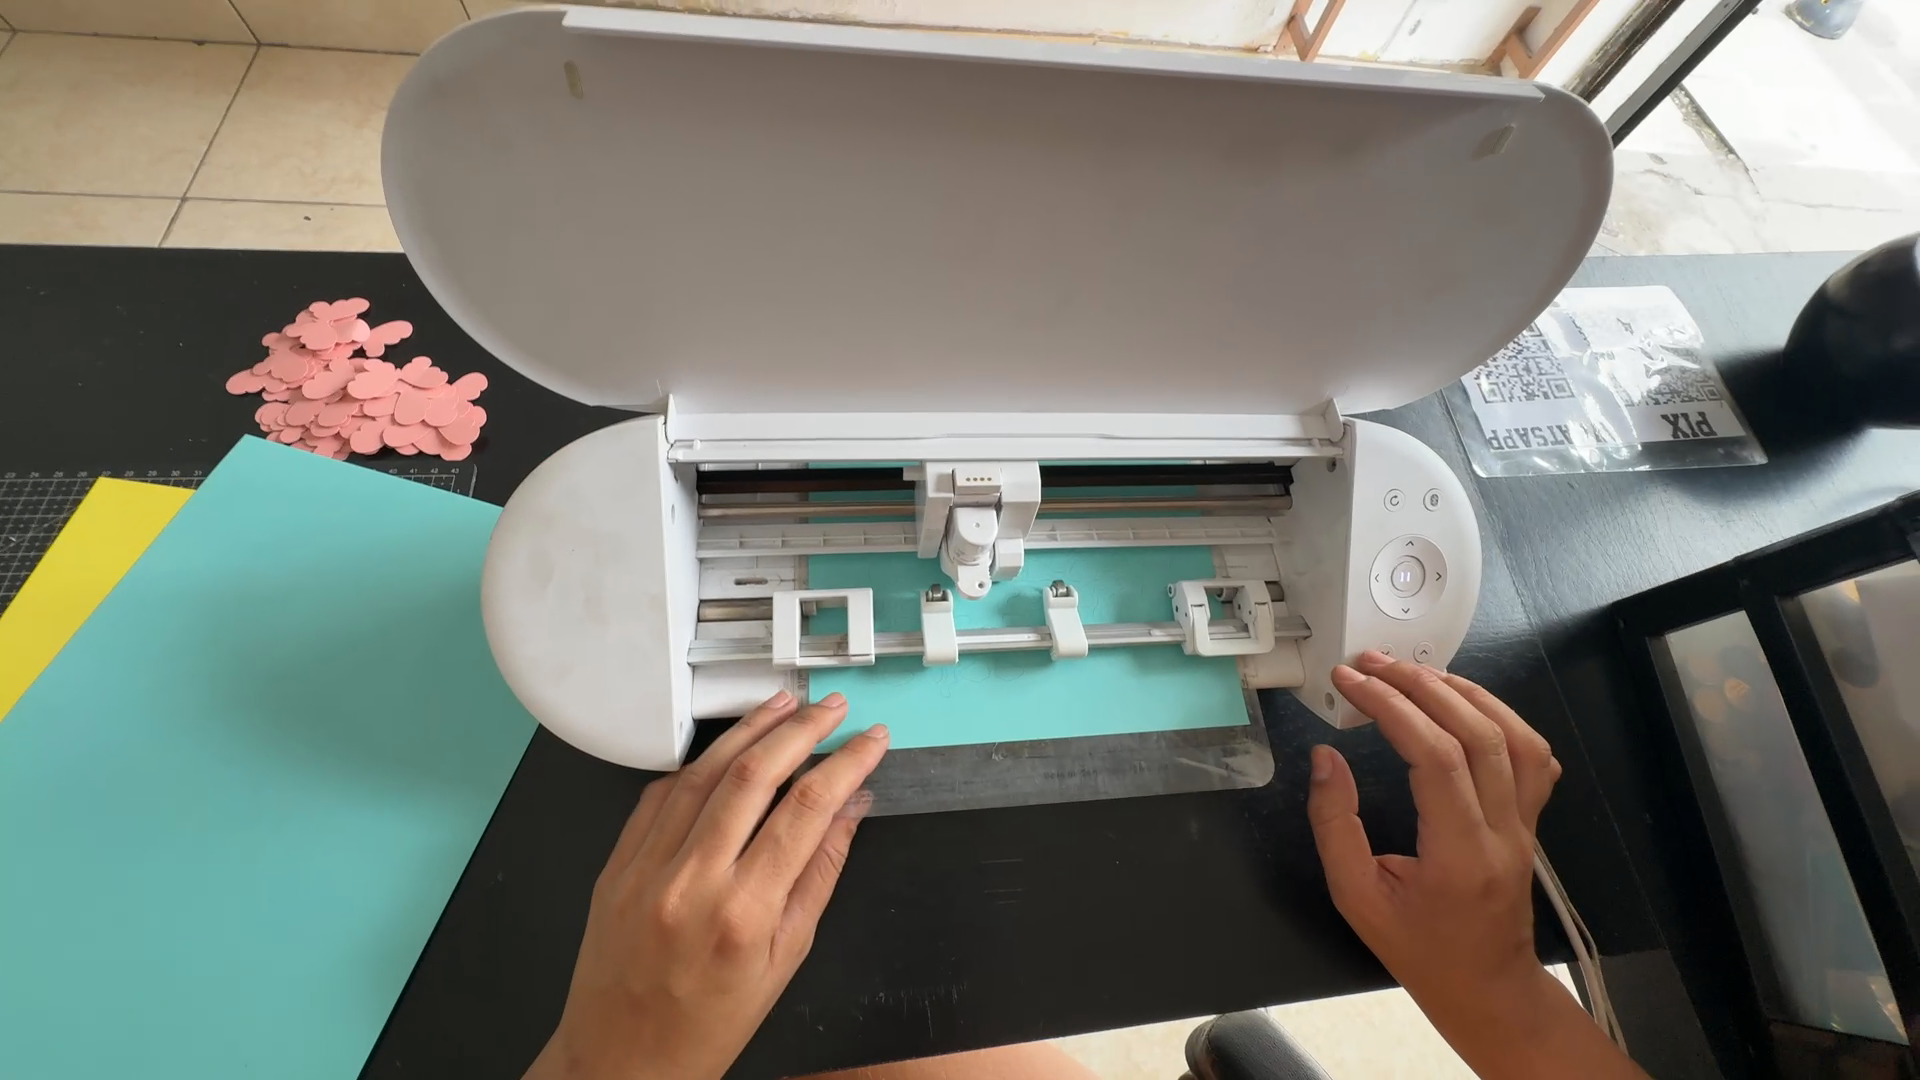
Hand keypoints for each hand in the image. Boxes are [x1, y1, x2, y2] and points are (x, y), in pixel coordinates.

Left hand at [526, 691, 889, 1079]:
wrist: (618, 1062)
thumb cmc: (713, 1022)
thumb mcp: (788, 956)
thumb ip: (821, 871)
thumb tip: (854, 806)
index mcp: (744, 913)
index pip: (807, 810)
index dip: (847, 763)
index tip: (871, 740)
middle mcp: (692, 881)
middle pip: (754, 775)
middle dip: (802, 730)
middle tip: (833, 708)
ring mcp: (647, 866)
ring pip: (706, 771)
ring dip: (751, 727)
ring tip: (786, 703)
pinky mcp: (618, 860)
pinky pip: (662, 791)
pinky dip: (702, 761)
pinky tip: (729, 744)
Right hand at [1308, 651, 1643, 1079]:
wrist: (1487, 988)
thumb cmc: (1416, 946)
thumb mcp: (1353, 894)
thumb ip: (1334, 823)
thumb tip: (1325, 757)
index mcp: (1460, 853)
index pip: (1434, 757)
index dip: (1390, 707)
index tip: (1348, 681)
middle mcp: (1504, 831)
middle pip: (1478, 735)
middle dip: (1419, 686)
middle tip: (1369, 662)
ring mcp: (1526, 824)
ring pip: (1516, 737)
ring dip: (1463, 691)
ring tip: (1411, 671)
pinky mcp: (1530, 819)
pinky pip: (1532, 755)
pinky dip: (1498, 714)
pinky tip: (1458, 700)